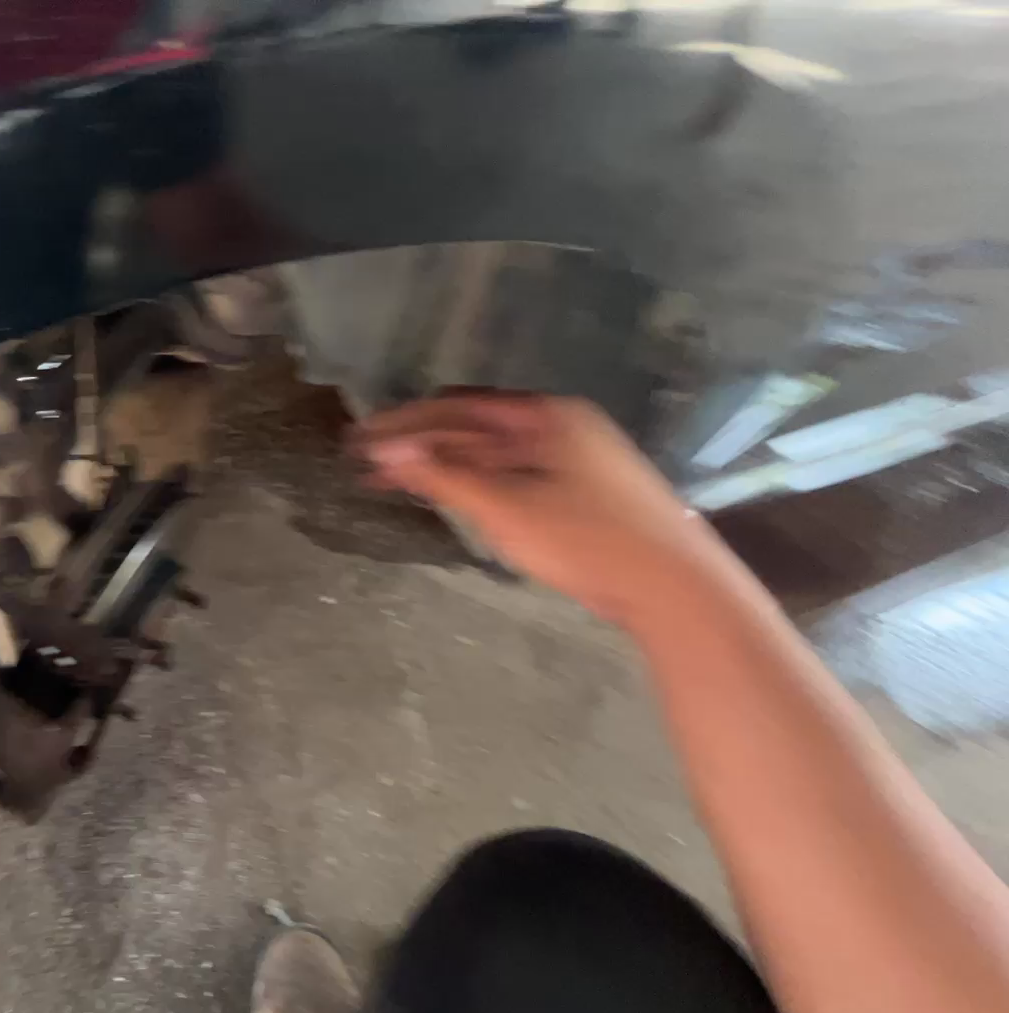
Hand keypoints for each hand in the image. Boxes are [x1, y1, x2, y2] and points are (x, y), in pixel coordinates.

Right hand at [354, 393, 732, 623]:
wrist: (670, 586)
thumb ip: (440, 474)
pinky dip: (463, 481)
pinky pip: (501, 475)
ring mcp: (563, 460)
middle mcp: (553, 427)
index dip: (403, 422)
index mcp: (544, 416)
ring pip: (483, 453)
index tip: (361, 438)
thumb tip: (384, 450)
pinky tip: (435, 493)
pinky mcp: (567, 492)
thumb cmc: (584, 537)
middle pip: (468, 427)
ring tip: (384, 479)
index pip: (456, 407)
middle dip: (414, 442)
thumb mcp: (503, 505)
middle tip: (363, 460)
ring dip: (435, 464)